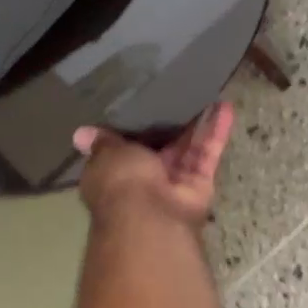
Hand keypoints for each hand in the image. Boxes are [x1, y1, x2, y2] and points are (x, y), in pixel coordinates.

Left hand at [73, 101, 234, 233]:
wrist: (152, 215)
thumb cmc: (121, 181)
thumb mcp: (107, 155)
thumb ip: (106, 141)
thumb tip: (82, 133)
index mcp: (114, 171)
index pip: (122, 147)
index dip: (131, 128)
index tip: (140, 104)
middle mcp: (144, 176)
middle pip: (160, 145)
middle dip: (170, 123)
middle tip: (180, 92)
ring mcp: (174, 179)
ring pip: (188, 147)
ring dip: (198, 123)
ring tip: (208, 94)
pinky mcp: (200, 181)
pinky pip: (207, 153)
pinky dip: (216, 132)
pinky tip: (225, 107)